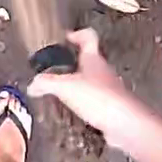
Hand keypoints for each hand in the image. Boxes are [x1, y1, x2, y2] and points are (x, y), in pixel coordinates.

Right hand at [26, 28, 141, 133]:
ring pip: (91, 81)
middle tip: (57, 67)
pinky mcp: (110, 108)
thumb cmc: (101, 100)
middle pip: (88, 60)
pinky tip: (71, 112)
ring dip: (77, 85)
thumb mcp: (65, 87)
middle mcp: (103, 72)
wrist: (128, 126)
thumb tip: (33, 85)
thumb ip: (46, 83)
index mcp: (93, 60)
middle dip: (72, 63)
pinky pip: (93, 102)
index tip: (66, 37)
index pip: (88, 37)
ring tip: (60, 92)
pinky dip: (82, 104)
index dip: (77, 34)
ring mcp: (108, 90)